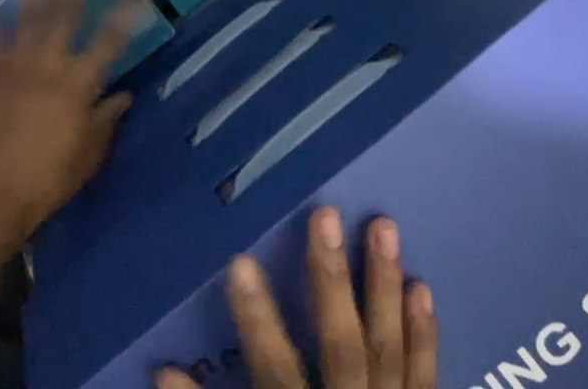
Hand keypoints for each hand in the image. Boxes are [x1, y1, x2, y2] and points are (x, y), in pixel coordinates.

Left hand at [0, 0, 144, 239]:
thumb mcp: (89, 153)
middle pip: (68, 9)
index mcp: (80, 83)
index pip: (112, 37)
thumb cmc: (49, 178)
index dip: (128, 7)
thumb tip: (125, 93)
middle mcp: (49, 61)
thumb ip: (107, 118)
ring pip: (28, 8)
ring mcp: (14, 60)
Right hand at [157, 211, 438, 388]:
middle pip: (344, 348)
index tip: (240, 261)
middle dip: (332, 279)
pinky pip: (425, 378)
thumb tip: (162, 370)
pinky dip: (424, 335)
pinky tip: (422, 289)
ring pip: (391, 350)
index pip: (275, 372)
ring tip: (385, 228)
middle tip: (327, 214)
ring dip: (386, 287)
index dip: (257, 320)